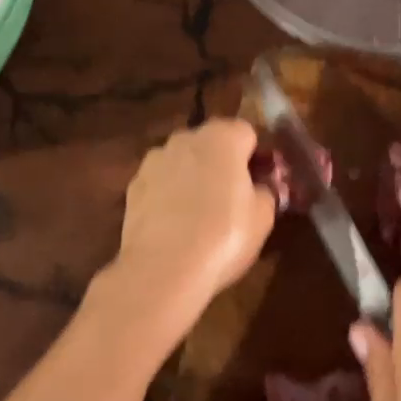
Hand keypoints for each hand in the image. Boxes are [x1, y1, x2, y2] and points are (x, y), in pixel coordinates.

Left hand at [112, 119, 277, 329]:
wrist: (163, 268)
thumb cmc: (223, 235)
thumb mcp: (263, 217)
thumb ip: (265, 192)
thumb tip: (259, 187)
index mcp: (223, 137)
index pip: (247, 132)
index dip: (255, 156)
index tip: (259, 182)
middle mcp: (186, 138)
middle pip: (211, 142)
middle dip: (222, 163)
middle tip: (233, 198)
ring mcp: (156, 159)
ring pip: (183, 161)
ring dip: (192, 176)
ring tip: (199, 215)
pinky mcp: (134, 184)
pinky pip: (160, 182)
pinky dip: (168, 195)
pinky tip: (174, 226)